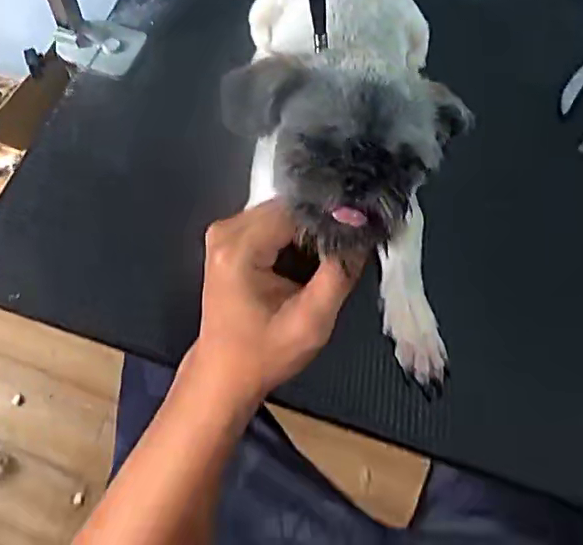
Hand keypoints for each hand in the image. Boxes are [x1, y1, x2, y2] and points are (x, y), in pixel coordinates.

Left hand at [182, 200, 361, 409]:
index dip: (326, 220)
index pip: (294, 212)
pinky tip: (299, 261)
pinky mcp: (227, 237)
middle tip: (338, 254)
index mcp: (238, 247)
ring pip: (280, 212)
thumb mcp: (311, 323)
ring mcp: (224, 231)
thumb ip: (338, 275)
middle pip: (286, 208)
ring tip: (320, 260)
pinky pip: (269, 221)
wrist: (225, 374)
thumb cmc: (263, 354)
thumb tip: (358, 236)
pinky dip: (289, 236)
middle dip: (316, 226)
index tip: (351, 236)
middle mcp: (226, 230)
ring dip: (304, 232)